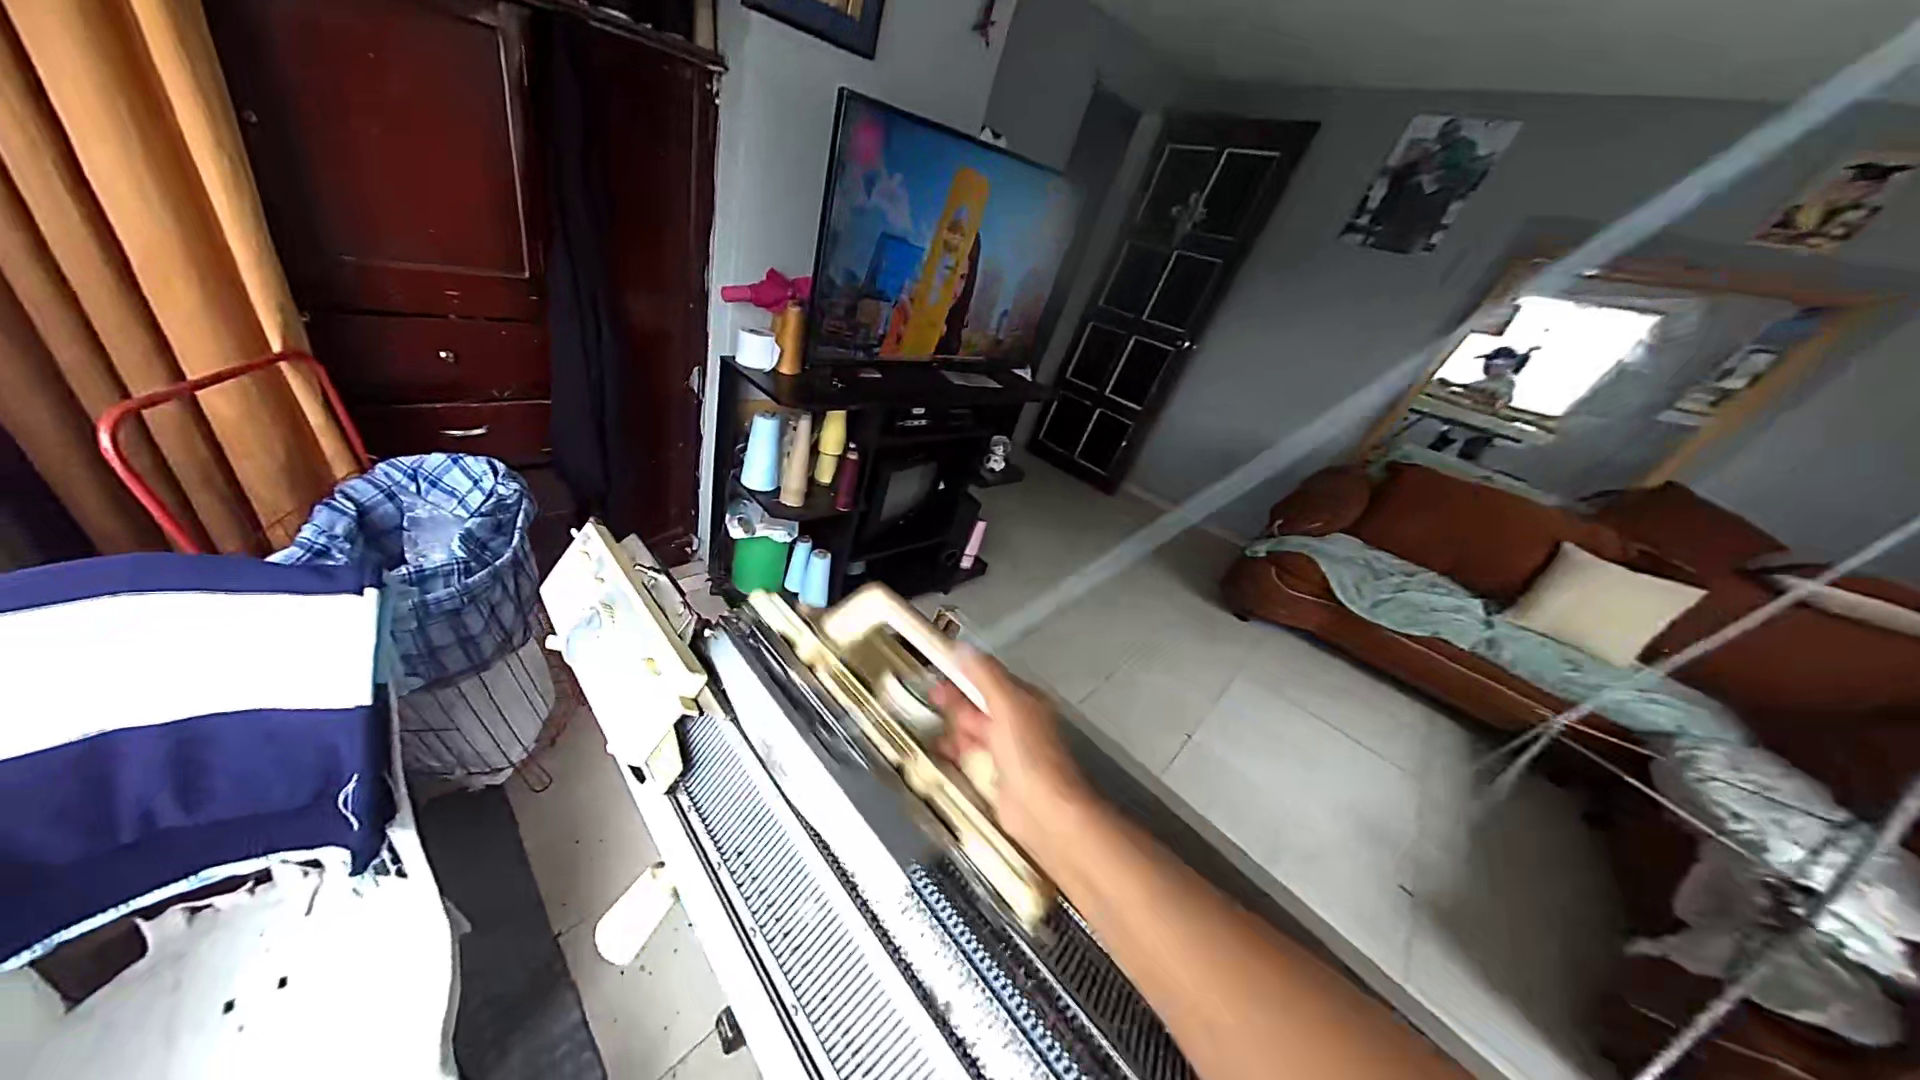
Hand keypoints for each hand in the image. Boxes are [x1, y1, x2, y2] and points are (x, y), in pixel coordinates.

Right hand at [931, 647, 1092, 851]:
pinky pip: (972, 756)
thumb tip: (964, 648)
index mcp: (1025, 701)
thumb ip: (985, 675)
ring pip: (975, 730)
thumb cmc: (1028, 753)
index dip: (965, 674)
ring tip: (934, 727)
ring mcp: (1008, 750)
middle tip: (932, 698)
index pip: (990, 679)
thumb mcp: (1006, 704)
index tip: (940, 671)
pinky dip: (957, 751)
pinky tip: (942, 751)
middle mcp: (1018, 722)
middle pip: (980, 704)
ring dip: (955, 727)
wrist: (1043, 810)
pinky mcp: (997, 775)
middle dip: (956, 701)